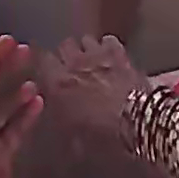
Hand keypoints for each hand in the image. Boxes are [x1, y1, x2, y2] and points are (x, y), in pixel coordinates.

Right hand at [38, 35, 146, 150]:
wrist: (136, 121)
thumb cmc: (101, 136)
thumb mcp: (73, 138)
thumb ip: (61, 120)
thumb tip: (59, 114)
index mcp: (59, 83)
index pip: (42, 59)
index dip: (43, 62)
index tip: (44, 67)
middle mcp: (76, 63)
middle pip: (64, 45)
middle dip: (66, 54)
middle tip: (70, 68)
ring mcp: (99, 54)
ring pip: (86, 39)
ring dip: (86, 49)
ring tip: (91, 61)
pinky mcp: (120, 52)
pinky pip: (108, 40)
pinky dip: (107, 46)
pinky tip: (110, 56)